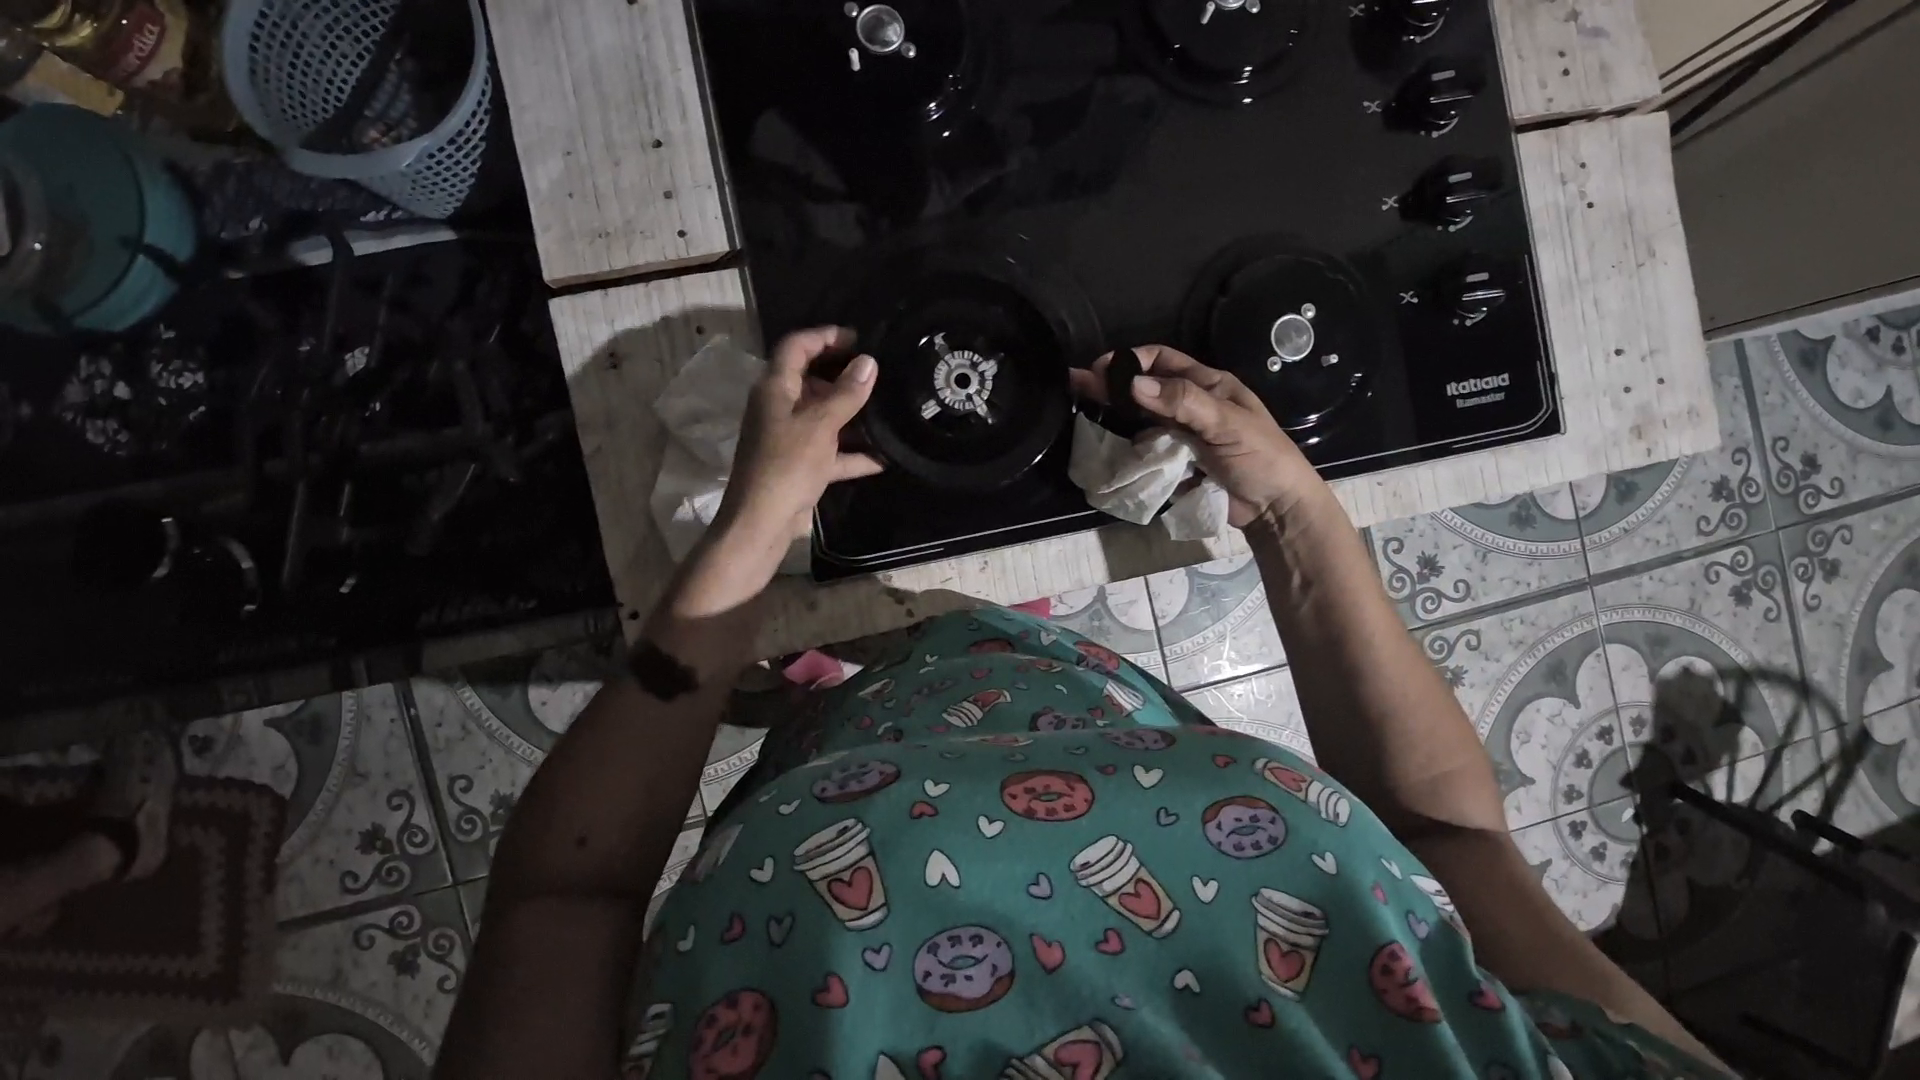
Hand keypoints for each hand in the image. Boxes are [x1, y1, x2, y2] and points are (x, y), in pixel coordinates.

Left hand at [711, 326, 881, 551]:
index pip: (796, 347)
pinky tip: (885, 457)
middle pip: (812, 381)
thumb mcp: (820, 426)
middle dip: (845, 377)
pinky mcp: (802, 467)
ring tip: (889, 410)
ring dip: (853, 415)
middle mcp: (780, 408)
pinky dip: (854, 453)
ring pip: (824, 417)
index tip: (858, 339)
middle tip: (880, 374)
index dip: (824, 337)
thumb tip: (868, 362)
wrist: (762, 523)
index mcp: (775, 389)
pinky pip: (832, 452)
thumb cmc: (786, 466)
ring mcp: (790, 439)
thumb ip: (846, 394)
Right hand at [1068, 345, 1322, 526]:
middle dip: (1113, 387)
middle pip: (1145, 389)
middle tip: (1077, 388)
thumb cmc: (1260, 457)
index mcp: (1209, 385)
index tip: (1099, 370)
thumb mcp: (1226, 423)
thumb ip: (1182, 402)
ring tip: (1086, 419)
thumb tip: (1134, 384)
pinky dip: (1127, 450)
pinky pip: (1146, 451)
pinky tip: (1108, 450)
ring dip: (1117, 418)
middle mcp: (1192, 405)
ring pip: (1141, 420)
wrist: (1275, 508)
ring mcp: (1183, 435)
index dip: (1130, 361)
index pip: (1162, 360)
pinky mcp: (1177, 463)